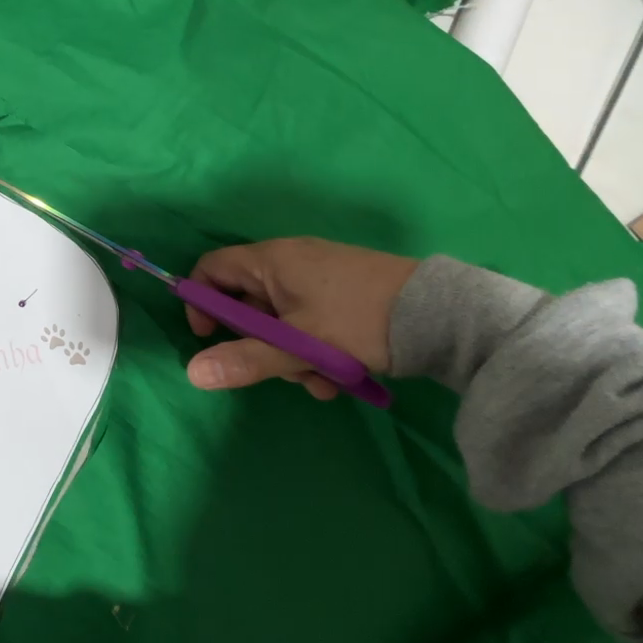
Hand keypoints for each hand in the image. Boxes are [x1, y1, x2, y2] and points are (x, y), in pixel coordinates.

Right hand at [183, 238, 418, 400]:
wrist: (450, 316)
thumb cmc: (361, 320)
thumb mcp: (299, 345)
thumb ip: (244, 359)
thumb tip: (192, 374)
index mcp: (271, 260)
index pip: (211, 269)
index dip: (201, 302)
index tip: (210, 336)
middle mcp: (291, 261)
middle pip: (247, 300)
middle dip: (257, 342)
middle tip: (275, 369)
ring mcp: (321, 276)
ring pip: (281, 317)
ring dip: (290, 354)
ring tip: (319, 382)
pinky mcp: (348, 293)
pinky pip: (310, 319)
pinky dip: (314, 348)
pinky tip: (339, 377)